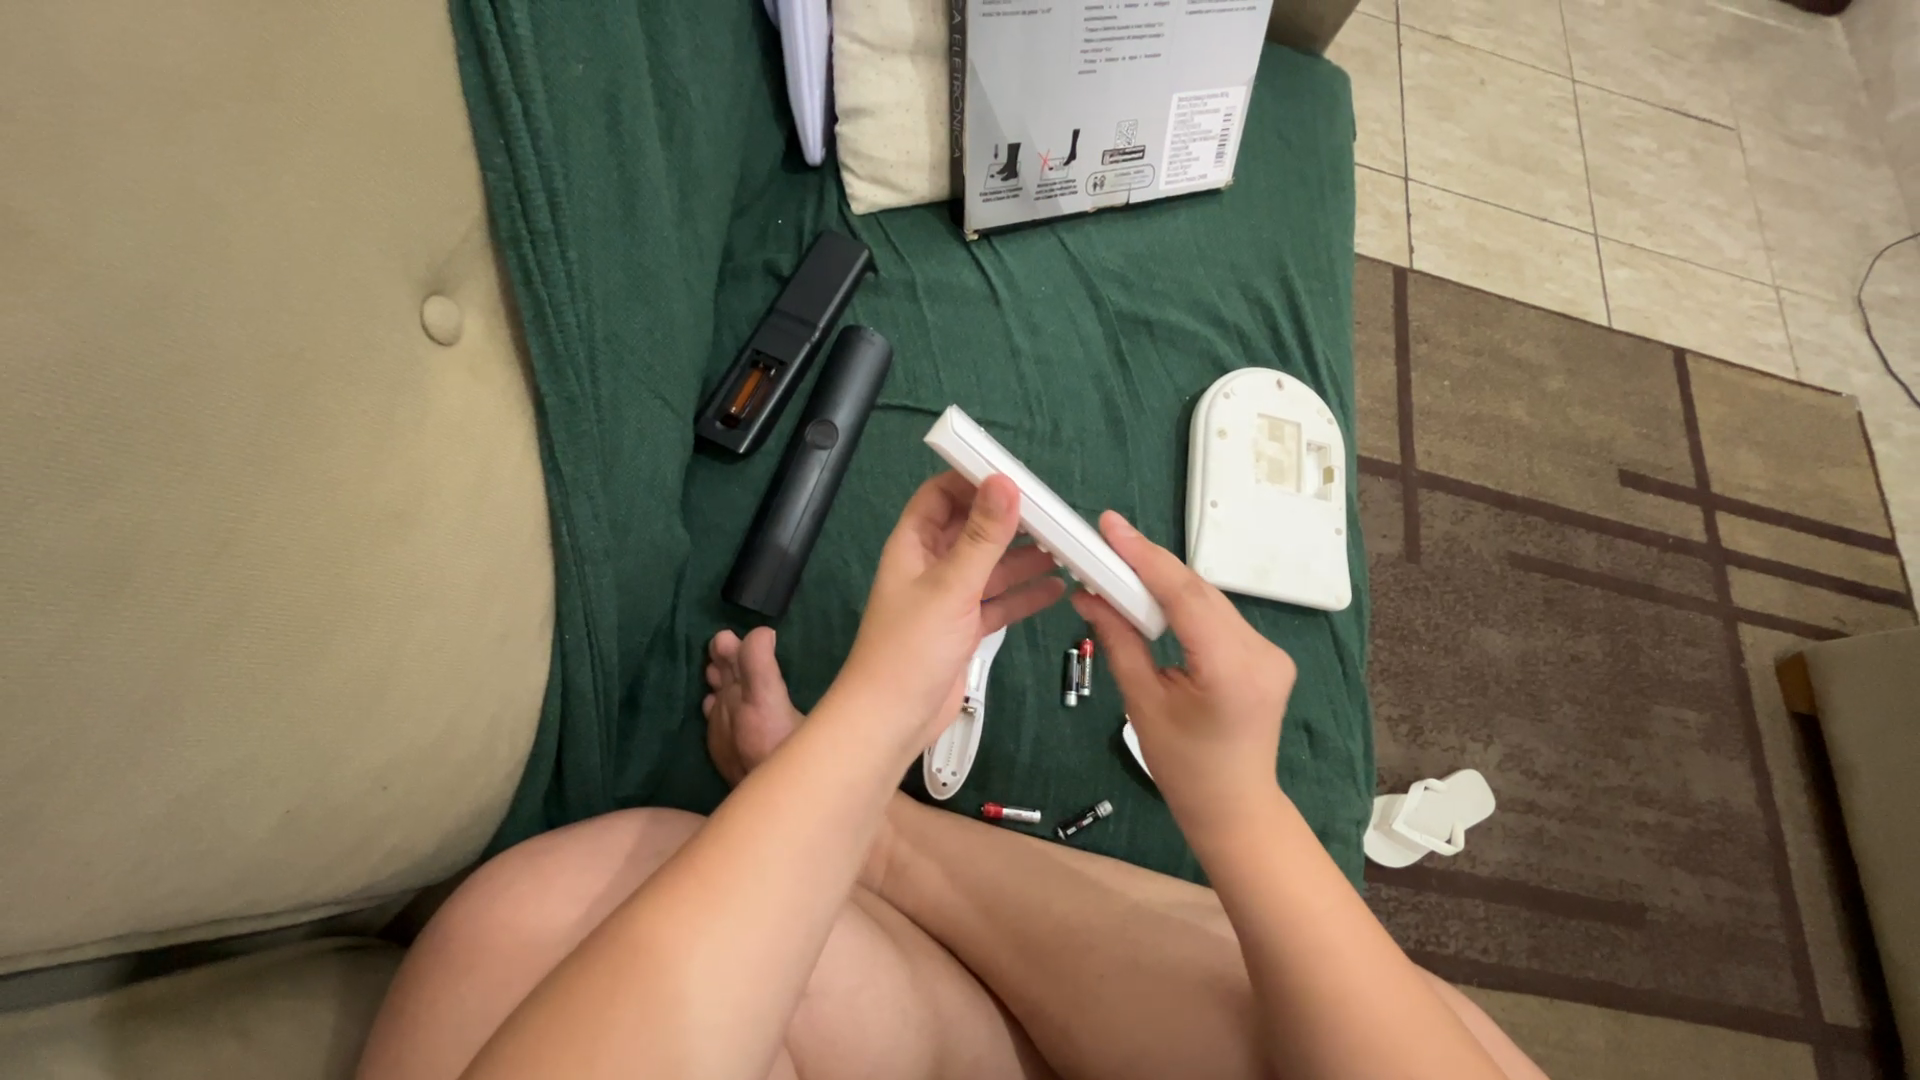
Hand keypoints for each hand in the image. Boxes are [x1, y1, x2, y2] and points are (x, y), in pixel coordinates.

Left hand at [828, 471, 1067, 758]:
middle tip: (1054, 515)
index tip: (1015, 477)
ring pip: (991, 567)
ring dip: (1024, 558)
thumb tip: (1005, 482)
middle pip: (973, 529)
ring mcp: (949, 598)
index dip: (973, 481)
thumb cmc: (911, 647)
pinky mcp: (964, 629)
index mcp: (914, 545)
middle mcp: (931, 565)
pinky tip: (1056, 588)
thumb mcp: (951, 586)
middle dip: (1009, 520)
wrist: (893, 720)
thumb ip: (982, 537)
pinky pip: (998, 602)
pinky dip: (1024, 595)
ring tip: (1066, 549)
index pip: (941, 495)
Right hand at [1071, 512, 1295, 837]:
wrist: (1234, 806)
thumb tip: (1089, 595)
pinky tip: (1155, 595)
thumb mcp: (1142, 702)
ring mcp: (1270, 651)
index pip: (1184, 596)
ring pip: (1209, 599)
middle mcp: (1261, 652)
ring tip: (1122, 565)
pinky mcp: (1267, 654)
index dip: (1144, 556)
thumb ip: (1119, 640)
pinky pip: (1218, 615)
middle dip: (1150, 564)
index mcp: (1231, 669)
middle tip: (1105, 540)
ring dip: (1166, 582)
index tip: (1110, 526)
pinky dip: (1184, 601)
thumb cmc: (1183, 766)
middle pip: (1198, 591)